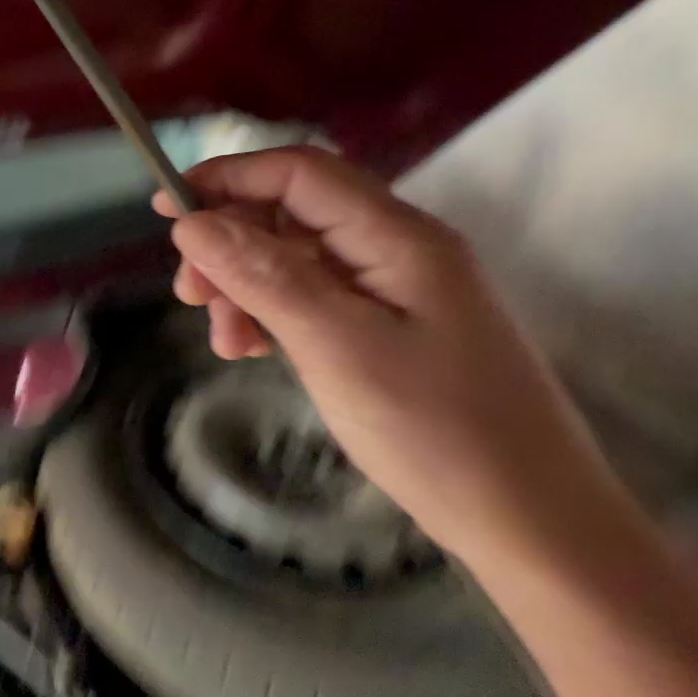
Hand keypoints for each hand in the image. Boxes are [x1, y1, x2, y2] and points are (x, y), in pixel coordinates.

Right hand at [152, 146, 621, 559]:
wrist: (534, 525)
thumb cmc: (437, 431)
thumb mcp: (336, 346)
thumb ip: (263, 275)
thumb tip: (192, 222)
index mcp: (398, 237)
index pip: (298, 172)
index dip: (226, 177)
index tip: (163, 210)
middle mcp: (397, 249)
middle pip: (289, 212)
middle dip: (227, 242)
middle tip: (189, 296)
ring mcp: (395, 289)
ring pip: (292, 257)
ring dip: (242, 286)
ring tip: (225, 340)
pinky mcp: (389, 327)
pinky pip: (310, 296)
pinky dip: (268, 313)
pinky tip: (251, 350)